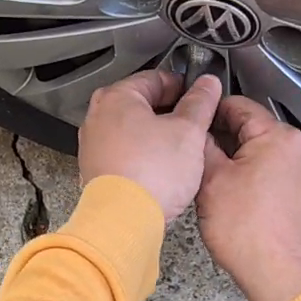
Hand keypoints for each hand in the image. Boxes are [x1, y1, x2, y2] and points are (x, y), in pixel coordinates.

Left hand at [77, 69, 222, 217]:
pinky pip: (124, 158)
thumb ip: (200, 103)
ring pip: (131, 134)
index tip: (196, 96)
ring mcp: (94, 148)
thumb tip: (207, 87)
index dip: (181, 86)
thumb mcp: (188, 132)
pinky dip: (141, 160)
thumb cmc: (149, 176)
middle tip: (190, 127)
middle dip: (168, 115)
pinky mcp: (96, 174)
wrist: (124, 222)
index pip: (155, 78)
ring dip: (154, 139)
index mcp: (117, 97)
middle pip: (141, 106)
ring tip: (176, 154)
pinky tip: (158, 173)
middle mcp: (98, 119)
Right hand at [196, 96, 300, 300]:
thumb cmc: (248, 233)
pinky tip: (220, 194)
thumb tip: (196, 132)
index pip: (237, 105)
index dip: (208, 112)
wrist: (273, 271)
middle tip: (191, 153)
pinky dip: (239, 177)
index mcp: (276, 136)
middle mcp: (290, 149)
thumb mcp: (211, 180)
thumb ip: (202, 147)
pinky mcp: (287, 193)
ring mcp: (292, 172)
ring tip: (203, 176)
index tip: (190, 119)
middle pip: (245, 129)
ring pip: (250, 152)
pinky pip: (259, 173)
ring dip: (226, 160)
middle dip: (217, 139)